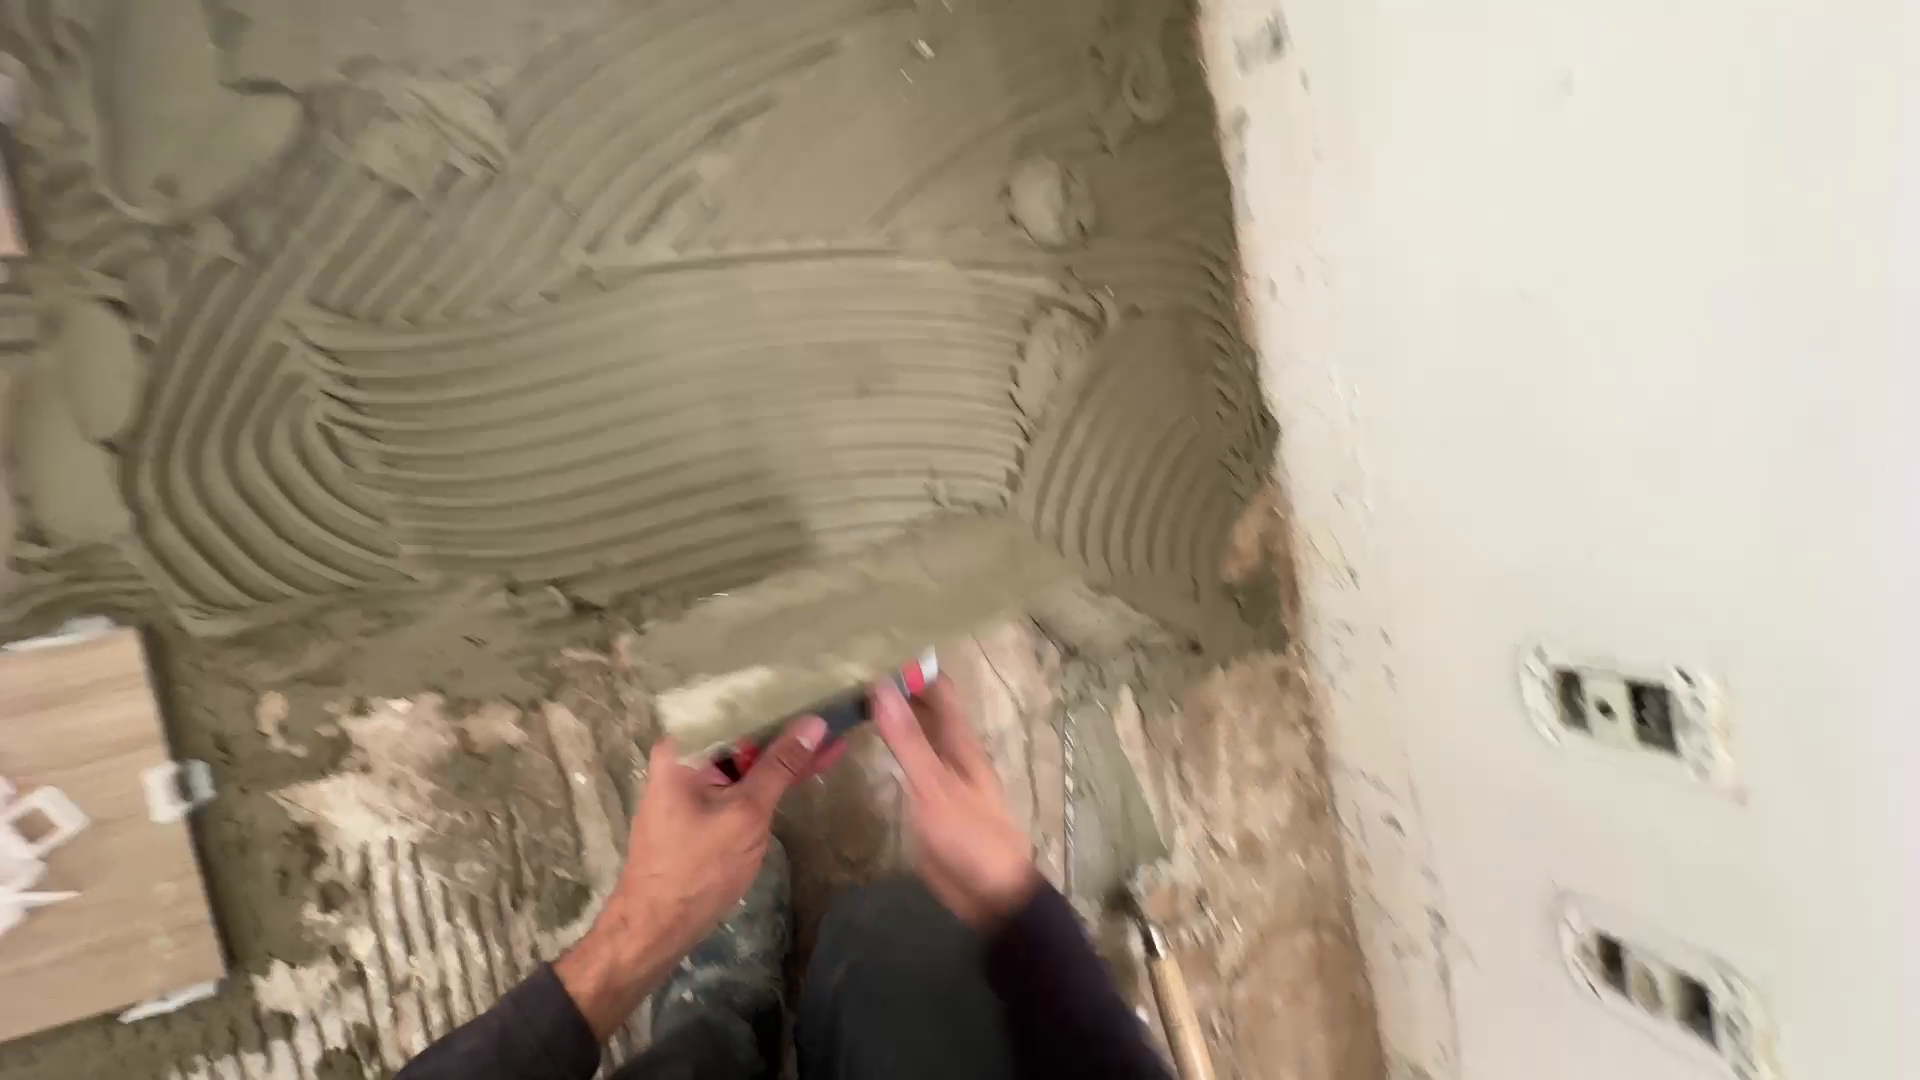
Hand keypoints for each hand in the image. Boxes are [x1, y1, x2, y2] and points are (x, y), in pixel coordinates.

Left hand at [555, 714, 845, 1037]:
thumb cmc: (697, 867)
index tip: (815, 687)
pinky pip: (743, 778)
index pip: (737, 707)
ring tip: (833, 736)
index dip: (778, 698)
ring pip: (748, 756)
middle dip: (788, 724)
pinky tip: (808, 767)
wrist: (656, 930)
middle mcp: (685, 756)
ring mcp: (694, 781)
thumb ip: (781, 765)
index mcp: (684, 748)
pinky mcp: (704, 804)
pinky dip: (773, 776)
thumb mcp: (747, 813)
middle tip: (832, 708)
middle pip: (744, 730)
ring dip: (786, 752)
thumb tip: (815, 723)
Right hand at [871, 676, 1039, 928]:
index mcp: (961, 741)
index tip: (874, 650)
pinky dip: (890, 745)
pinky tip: (867, 743)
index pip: (939, 688)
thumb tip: (881, 686)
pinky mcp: (928, 798)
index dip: (913, 668)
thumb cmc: (969, 836)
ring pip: (916, 733)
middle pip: (926, 708)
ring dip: (893, 715)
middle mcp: (951, 750)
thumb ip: (908, 740)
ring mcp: (940, 774)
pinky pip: (908, 761)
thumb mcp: (934, 786)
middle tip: (851, 671)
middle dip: (897, 688)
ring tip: (852, 697)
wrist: (990, 895)